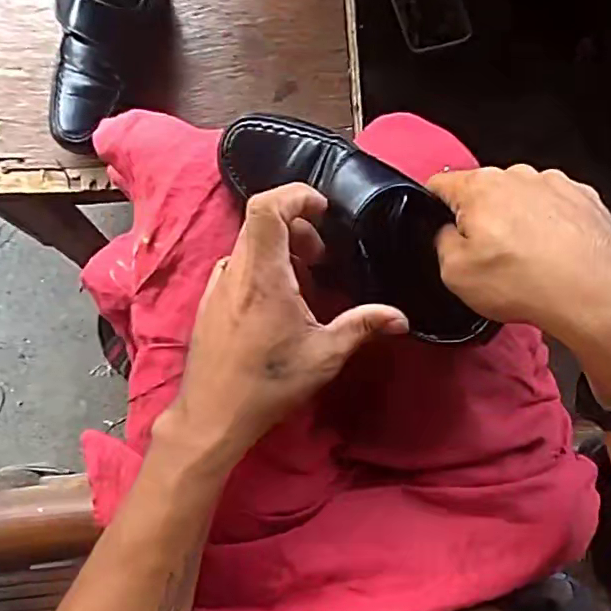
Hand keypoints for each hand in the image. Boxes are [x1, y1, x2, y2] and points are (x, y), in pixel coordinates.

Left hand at [157, 184, 409, 465]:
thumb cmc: (268, 385)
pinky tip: (277, 305)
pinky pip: (238, 267)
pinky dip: (262, 268)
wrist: (212, 415)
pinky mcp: (210, 303)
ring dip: (279, 250)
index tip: (322, 211)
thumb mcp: (324, 355)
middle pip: (261, 222)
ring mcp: (217, 287)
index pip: (267, 207)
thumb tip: (400, 318)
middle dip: (296, 227)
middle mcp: (235, 272)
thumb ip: (362, 326)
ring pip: (249, 245)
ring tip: (303, 283)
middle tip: (320, 258)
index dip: (296, 195)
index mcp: (262, 275)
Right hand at [431, 165, 610, 408]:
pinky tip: (549, 256)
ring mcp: (554, 185)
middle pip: (484, 193)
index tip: (440, 226)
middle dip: (481, 220)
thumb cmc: (526, 283)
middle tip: (487, 258)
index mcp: (479, 188)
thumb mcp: (453, 274)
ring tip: (523, 262)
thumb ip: (441, 242)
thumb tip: (447, 233)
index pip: (440, 183)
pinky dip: (547, 228)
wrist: (591, 295)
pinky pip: (553, 209)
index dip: (434, 206)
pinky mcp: (583, 199)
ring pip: (520, 200)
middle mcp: (517, 176)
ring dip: (516, 224)